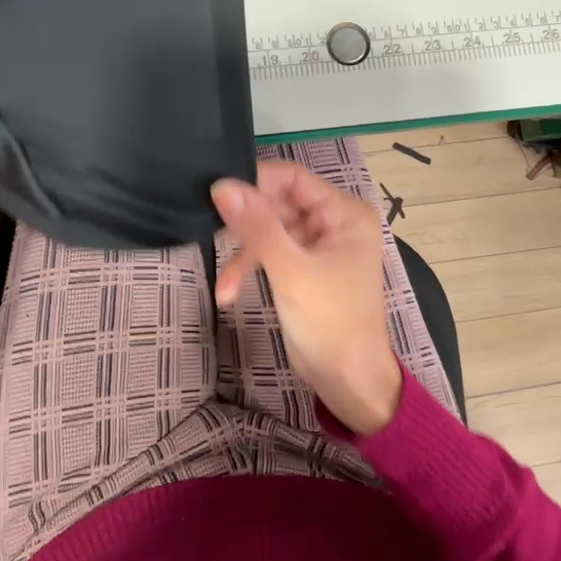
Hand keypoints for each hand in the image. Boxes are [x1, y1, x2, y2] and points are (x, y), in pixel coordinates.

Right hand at [211, 163, 403, 434]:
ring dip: (243, 255)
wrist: (348, 382)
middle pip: (278, 203)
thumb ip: (256, 226)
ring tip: (222, 283)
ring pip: (269, 230)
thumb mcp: (290, 270)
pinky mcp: (303, 268)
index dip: (256, 182)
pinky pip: (271, 254)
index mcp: (345, 213)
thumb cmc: (330, 322)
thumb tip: (222, 186)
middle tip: (212, 233)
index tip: (218, 193)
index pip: (294, 178)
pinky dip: (249, 270)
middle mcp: (334, 222)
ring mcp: (318, 245)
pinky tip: (226, 293)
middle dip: (246, 224)